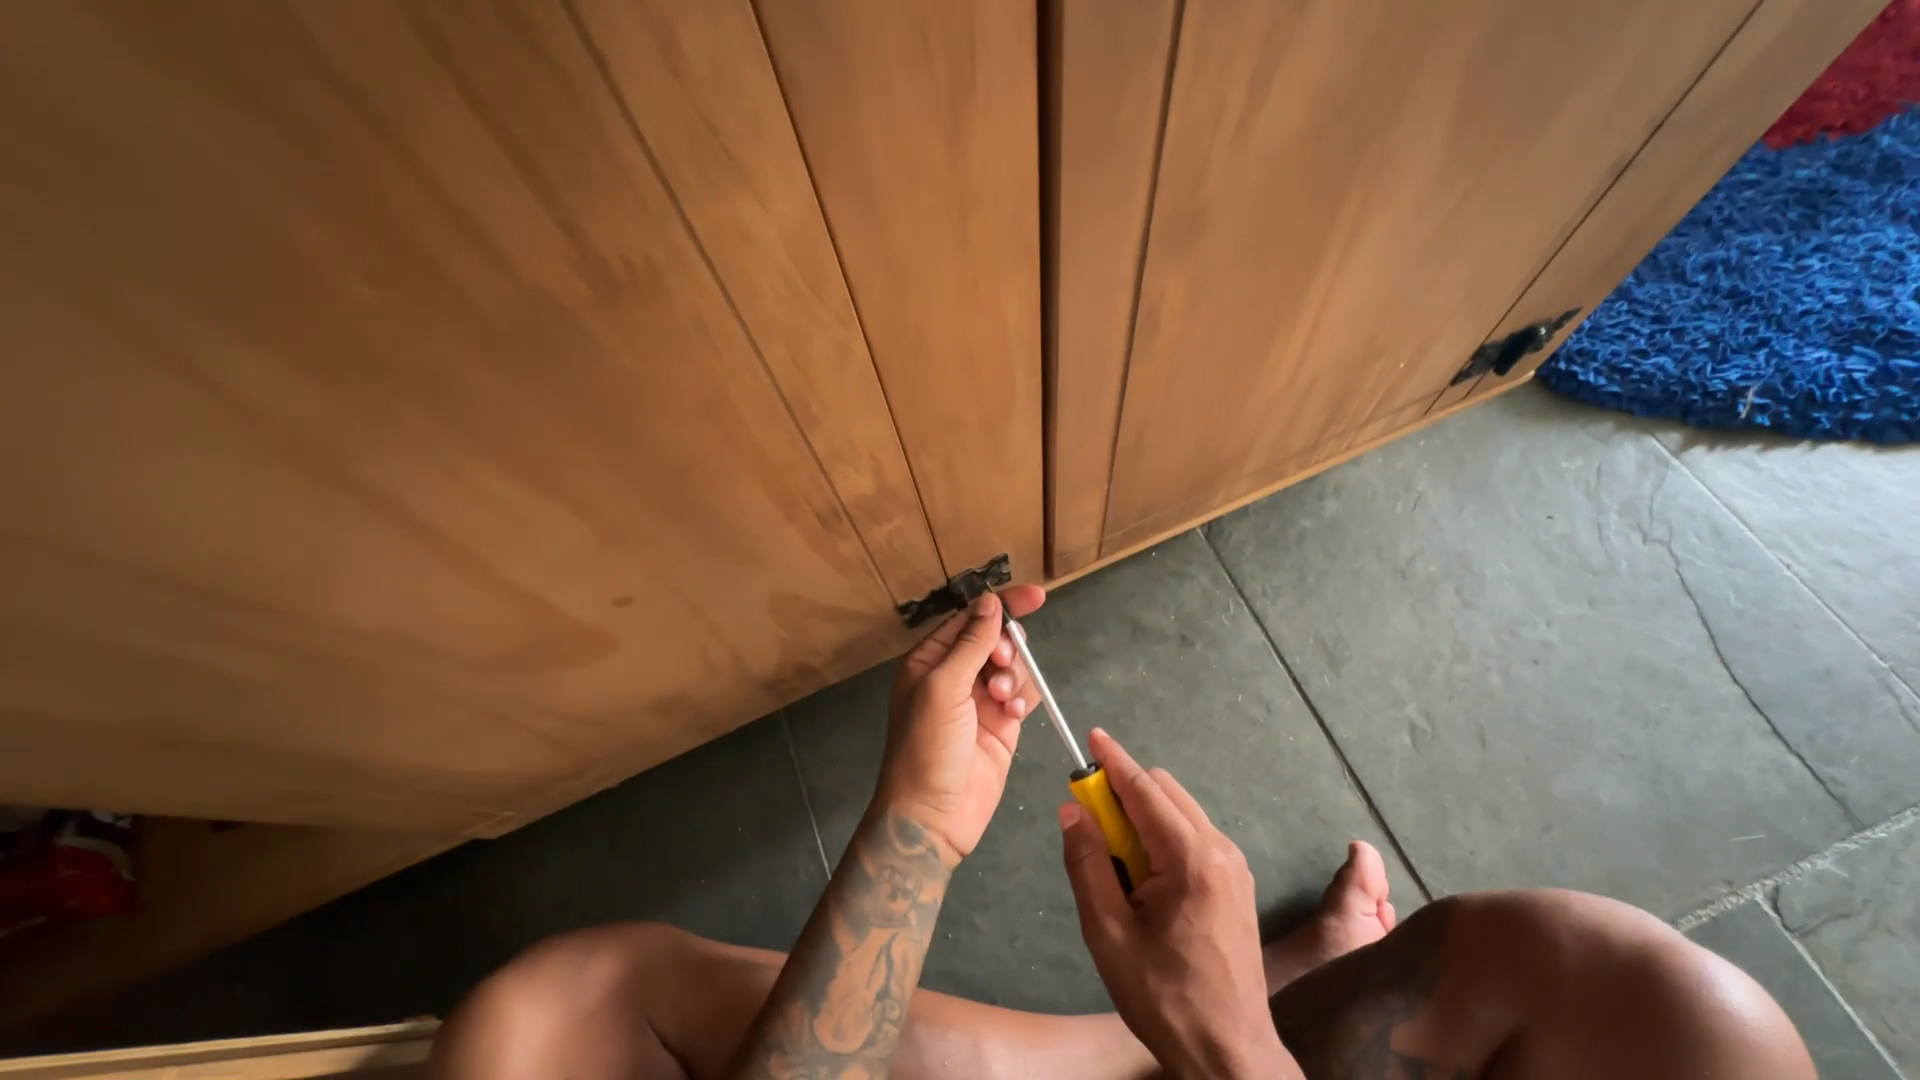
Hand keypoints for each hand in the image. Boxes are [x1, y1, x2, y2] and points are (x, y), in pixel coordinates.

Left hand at [875, 586, 1045, 861]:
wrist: (932, 817)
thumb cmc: (925, 747)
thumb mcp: (942, 688)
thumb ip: (971, 643)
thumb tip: (991, 603)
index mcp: (930, 660)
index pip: (970, 619)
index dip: (1002, 605)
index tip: (1037, 596)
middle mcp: (954, 676)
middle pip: (995, 641)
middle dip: (1008, 648)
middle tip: (1003, 666)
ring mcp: (979, 702)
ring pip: (1013, 668)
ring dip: (1015, 677)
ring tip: (1004, 701)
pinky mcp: (1001, 727)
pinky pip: (1022, 697)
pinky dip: (1023, 699)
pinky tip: (1013, 716)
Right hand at [1061, 730, 1298, 1079]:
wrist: (1230, 1053)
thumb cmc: (1163, 995)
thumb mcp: (1108, 933)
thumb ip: (1087, 864)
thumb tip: (1073, 810)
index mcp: (1190, 858)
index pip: (1144, 790)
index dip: (1113, 760)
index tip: (1091, 736)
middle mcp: (1220, 849)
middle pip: (1165, 791)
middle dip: (1124, 791)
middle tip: (1090, 823)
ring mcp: (1234, 866)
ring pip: (1181, 810)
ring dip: (1143, 815)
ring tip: (1116, 862)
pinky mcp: (1237, 882)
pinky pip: (1193, 834)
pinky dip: (1163, 835)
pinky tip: (1144, 877)